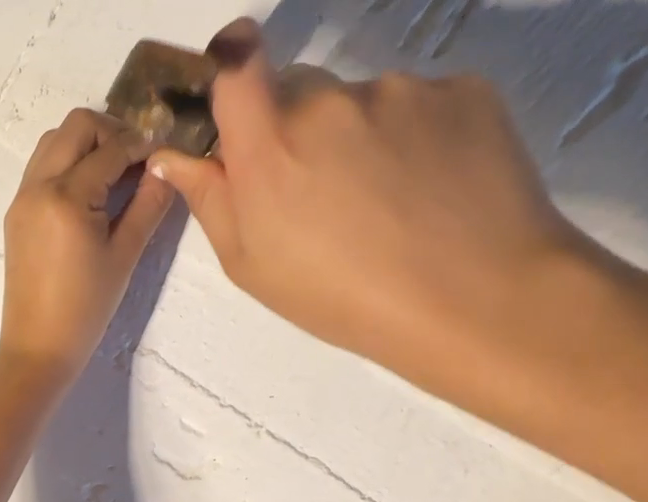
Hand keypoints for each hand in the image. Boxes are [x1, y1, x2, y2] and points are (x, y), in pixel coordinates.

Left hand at [0, 108, 177, 375]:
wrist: (38, 346)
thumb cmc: (86, 307)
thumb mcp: (126, 254)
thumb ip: (149, 202)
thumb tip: (167, 164)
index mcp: (66, 197)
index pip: (112, 148)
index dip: (144, 145)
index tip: (166, 154)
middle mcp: (37, 188)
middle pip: (76, 126)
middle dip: (111, 132)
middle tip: (137, 160)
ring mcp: (21, 199)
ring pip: (53, 141)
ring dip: (86, 144)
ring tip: (114, 175)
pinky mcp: (15, 214)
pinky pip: (41, 167)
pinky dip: (67, 163)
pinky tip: (91, 191)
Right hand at [149, 19, 592, 379]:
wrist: (472, 295)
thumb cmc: (338, 295)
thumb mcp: (250, 265)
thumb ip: (210, 199)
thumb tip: (175, 156)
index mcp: (268, 144)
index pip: (236, 62)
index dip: (230, 59)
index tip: (235, 82)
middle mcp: (330, 100)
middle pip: (297, 88)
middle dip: (294, 125)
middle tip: (316, 188)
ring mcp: (401, 90)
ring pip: (360, 100)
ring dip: (357, 135)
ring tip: (383, 199)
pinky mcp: (464, 89)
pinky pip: (420, 102)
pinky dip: (414, 136)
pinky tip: (426, 187)